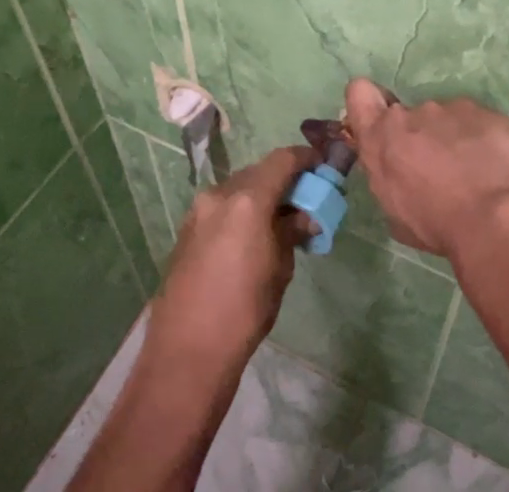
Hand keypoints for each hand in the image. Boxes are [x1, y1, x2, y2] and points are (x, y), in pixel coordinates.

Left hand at [147, 145, 316, 373]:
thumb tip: (303, 218)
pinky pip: (221, 208)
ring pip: (238, 189)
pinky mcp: (186, 231)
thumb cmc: (244, 310)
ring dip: (261, 196)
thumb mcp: (280, 269)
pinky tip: (253, 238)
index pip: (282, 160)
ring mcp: (198, 212)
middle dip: (284, 181)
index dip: (305, 158)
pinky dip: (241, 212)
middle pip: (258, 172)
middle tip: (305, 202)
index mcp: (247, 200)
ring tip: (280, 223)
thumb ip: (291, 233)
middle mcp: (219, 195)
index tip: (322, 166)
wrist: (187, 349)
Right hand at [345, 78, 508, 260]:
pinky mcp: (487, 111)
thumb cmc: (436, 224)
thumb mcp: (395, 212)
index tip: (384, 120)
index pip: (360, 94)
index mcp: (381, 139)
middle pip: (412, 116)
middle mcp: (413, 114)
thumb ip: (390, 178)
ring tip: (476, 172)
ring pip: (450, 119)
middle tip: (443, 169)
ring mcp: (452, 108)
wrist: (492, 217)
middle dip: (424, 135)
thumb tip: (400, 172)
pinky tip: (497, 167)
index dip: (371, 102)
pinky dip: (486, 140)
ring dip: (457, 139)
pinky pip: (481, 123)